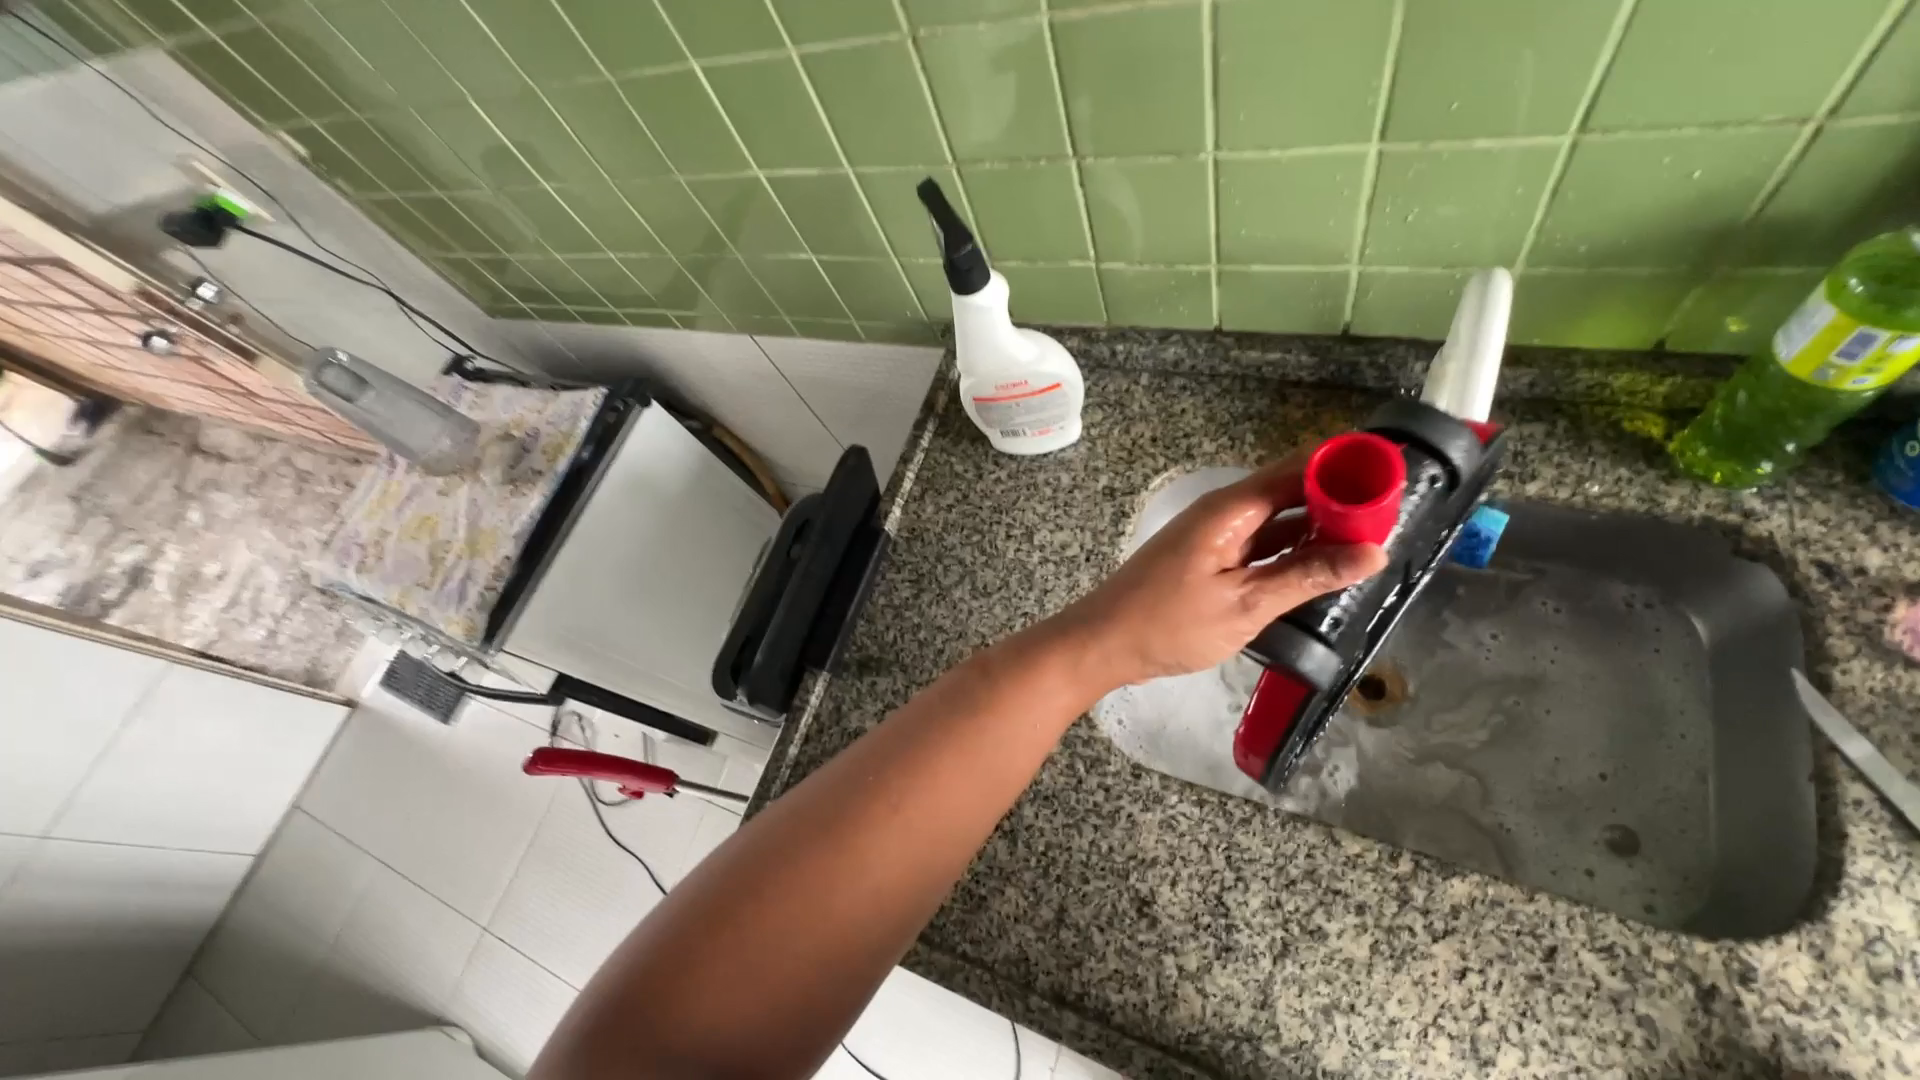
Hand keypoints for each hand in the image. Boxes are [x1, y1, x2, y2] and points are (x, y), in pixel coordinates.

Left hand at [1056, 455, 1387, 685]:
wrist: (1102, 643)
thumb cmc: (1168, 623)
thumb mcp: (1245, 604)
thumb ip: (1307, 575)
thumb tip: (1372, 551)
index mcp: (1232, 508)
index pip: (1301, 468)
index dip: (1347, 468)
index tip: (1396, 478)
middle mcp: (1225, 512)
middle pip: (1292, 491)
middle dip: (1340, 500)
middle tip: (1395, 517)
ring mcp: (1215, 536)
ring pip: (1279, 520)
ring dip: (1319, 528)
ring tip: (1372, 541)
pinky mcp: (1210, 559)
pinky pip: (1262, 544)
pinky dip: (1292, 551)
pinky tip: (1322, 568)